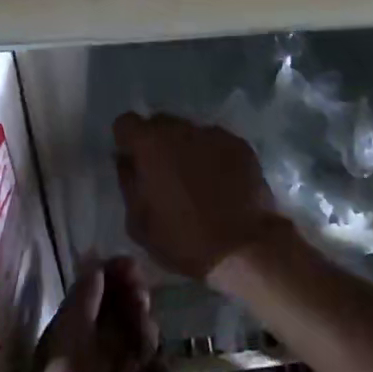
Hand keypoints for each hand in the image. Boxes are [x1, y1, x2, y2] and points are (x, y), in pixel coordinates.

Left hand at [11, 258, 161, 371]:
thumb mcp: (67, 355)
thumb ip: (81, 306)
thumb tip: (92, 258)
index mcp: (66, 340)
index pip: (91, 295)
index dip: (111, 277)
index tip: (133, 267)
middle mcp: (92, 355)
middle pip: (121, 313)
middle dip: (133, 309)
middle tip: (141, 315)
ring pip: (143, 342)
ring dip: (144, 346)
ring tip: (135, 370)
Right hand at [112, 113, 290, 279]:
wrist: (246, 249)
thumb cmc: (184, 240)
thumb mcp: (138, 222)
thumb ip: (127, 183)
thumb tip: (126, 161)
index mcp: (149, 144)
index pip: (126, 122)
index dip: (126, 140)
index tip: (132, 161)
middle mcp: (180, 129)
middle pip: (159, 123)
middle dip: (156, 142)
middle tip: (162, 172)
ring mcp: (214, 135)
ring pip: (189, 132)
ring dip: (185, 148)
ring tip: (195, 180)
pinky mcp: (241, 146)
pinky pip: (216, 143)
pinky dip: (213, 156)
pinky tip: (220, 183)